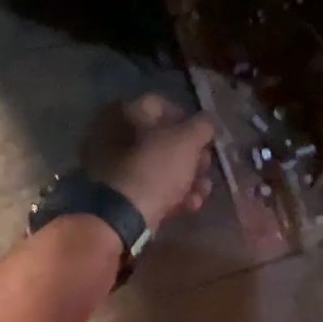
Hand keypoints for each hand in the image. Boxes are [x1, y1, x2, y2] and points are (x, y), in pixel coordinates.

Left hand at [85, 95, 216, 229]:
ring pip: (159, 168)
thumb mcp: (187, 140)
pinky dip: (171, 195)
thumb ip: (203, 126)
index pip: (160, 105)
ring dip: (187, 179)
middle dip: (192, 155)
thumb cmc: (155, 167)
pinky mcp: (118, 197)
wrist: (122, 217)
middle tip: (207, 166)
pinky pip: (149, 189)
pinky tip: (190, 205)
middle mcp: (113, 136)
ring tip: (203, 190)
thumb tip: (209, 121)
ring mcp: (113, 169)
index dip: (188, 118)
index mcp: (124, 113)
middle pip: (162, 141)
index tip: (206, 136)